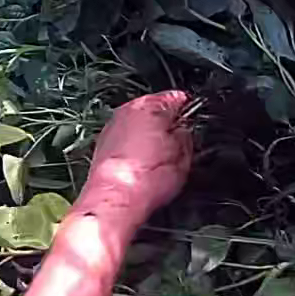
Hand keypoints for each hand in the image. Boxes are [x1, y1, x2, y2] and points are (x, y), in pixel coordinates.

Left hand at [72, 91, 193, 239]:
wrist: (115, 197)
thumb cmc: (146, 179)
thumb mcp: (182, 157)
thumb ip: (186, 136)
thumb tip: (184, 132)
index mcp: (152, 107)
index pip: (175, 97)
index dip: (187, 108)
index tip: (190, 116)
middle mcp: (130, 110)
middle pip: (153, 107)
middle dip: (165, 120)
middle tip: (176, 139)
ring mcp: (114, 124)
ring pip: (137, 120)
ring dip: (147, 130)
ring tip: (158, 153)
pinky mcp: (103, 140)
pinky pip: (124, 134)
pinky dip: (132, 142)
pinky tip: (141, 160)